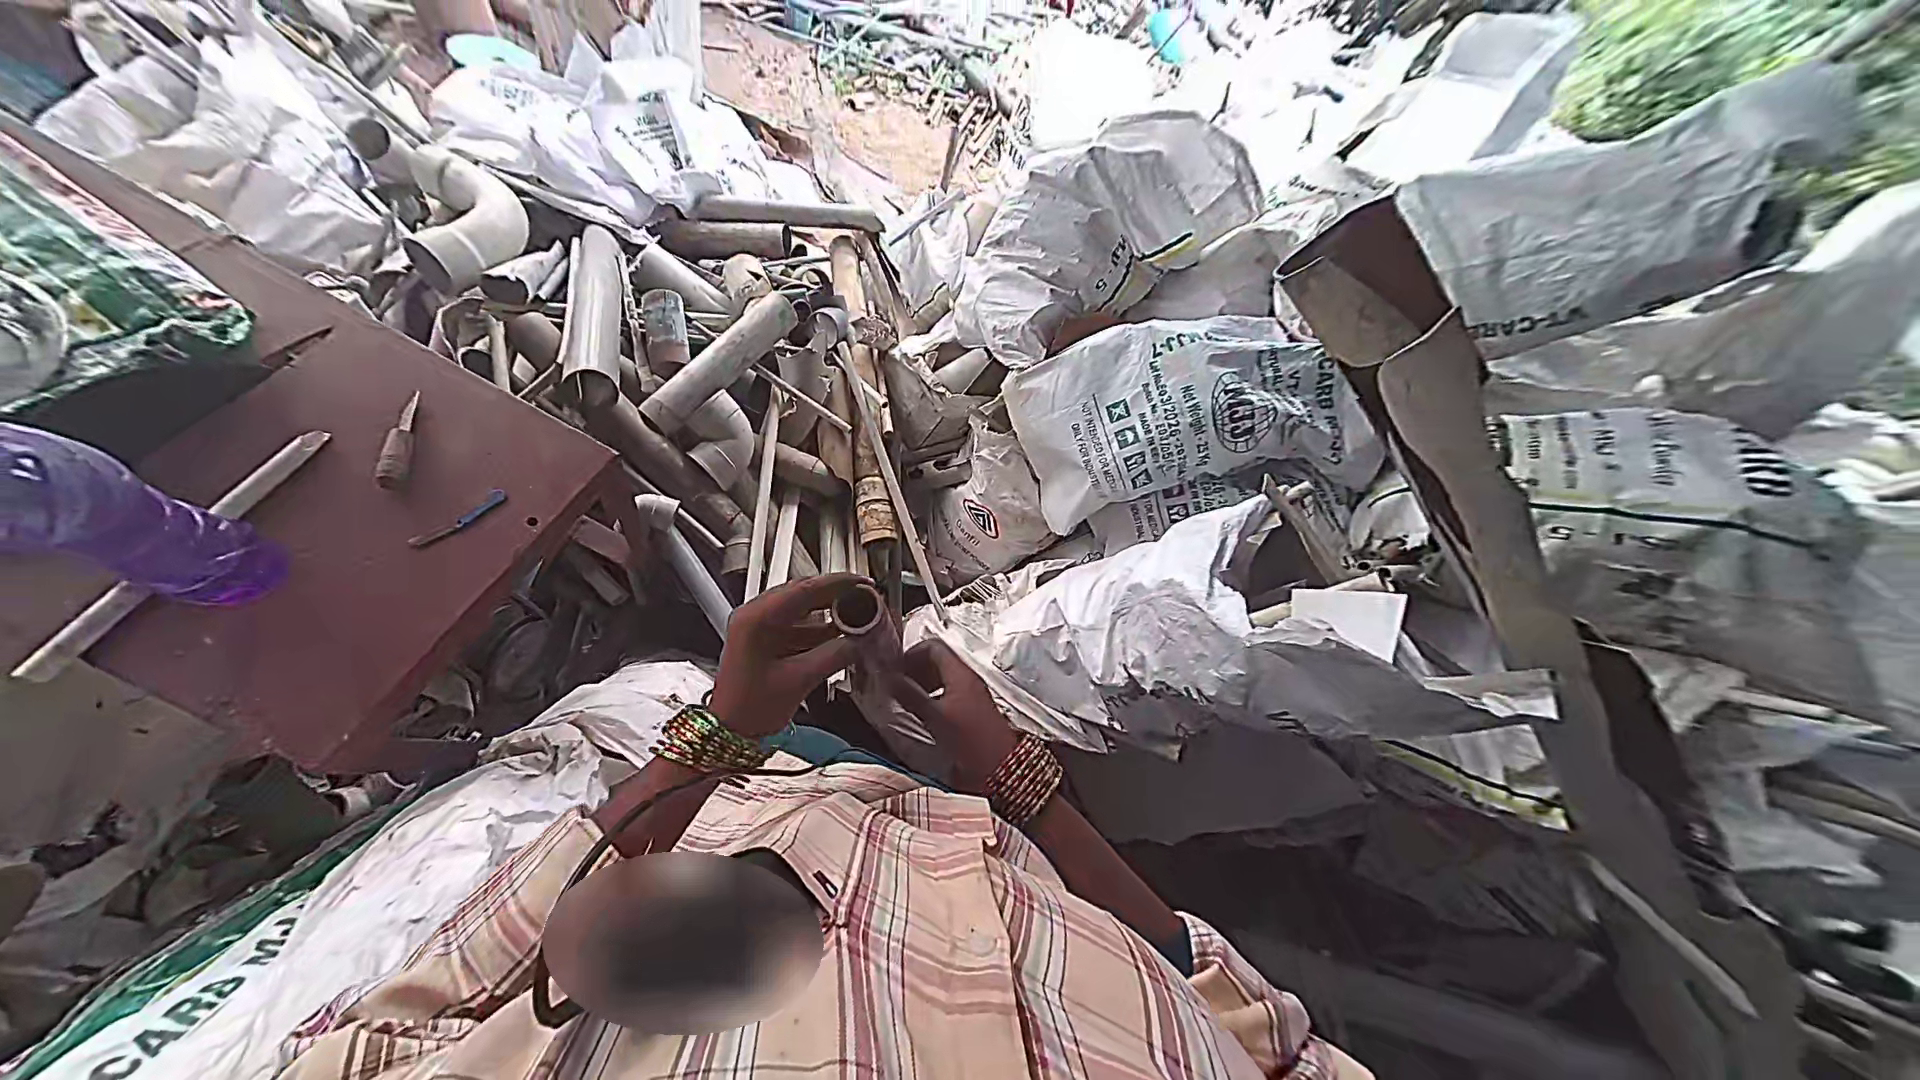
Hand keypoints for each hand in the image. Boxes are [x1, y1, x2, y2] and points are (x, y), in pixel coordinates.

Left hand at [709, 574, 867, 737]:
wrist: (730, 732)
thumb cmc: (749, 709)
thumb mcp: (799, 680)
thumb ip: (834, 655)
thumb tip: (858, 640)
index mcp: (756, 620)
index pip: (804, 588)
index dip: (838, 583)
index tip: (861, 583)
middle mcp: (754, 617)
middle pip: (803, 594)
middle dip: (836, 595)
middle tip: (864, 597)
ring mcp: (758, 627)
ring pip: (801, 608)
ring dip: (829, 611)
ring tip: (856, 617)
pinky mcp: (764, 639)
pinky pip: (796, 624)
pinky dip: (819, 627)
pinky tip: (838, 634)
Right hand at [887, 639, 1017, 794]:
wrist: (1000, 766)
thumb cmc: (971, 740)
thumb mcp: (934, 716)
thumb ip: (910, 695)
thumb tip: (889, 679)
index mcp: (960, 673)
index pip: (933, 647)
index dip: (911, 654)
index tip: (896, 669)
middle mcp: (968, 678)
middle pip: (938, 658)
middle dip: (915, 667)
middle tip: (898, 683)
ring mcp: (971, 692)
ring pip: (942, 674)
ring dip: (923, 681)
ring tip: (907, 697)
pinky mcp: (972, 707)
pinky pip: (948, 689)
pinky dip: (932, 693)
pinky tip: (924, 710)